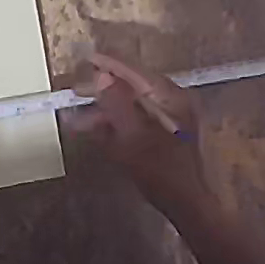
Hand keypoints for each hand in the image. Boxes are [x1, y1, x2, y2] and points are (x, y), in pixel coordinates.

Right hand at [66, 52, 208, 211]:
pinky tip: (95, 133)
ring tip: (77, 119)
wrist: (190, 205)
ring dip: (103, 111)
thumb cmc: (163, 172)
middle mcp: (172, 104)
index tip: (86, 58)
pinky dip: (114, 125)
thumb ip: (117, 105)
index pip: (135, 73)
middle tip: (74, 91)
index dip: (110, 65)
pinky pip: (135, 123)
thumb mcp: (134, 138)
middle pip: (133, 88)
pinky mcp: (165, 138)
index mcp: (170, 98)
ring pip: (131, 107)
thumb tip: (100, 76)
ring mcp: (170, 121)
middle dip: (102, 89)